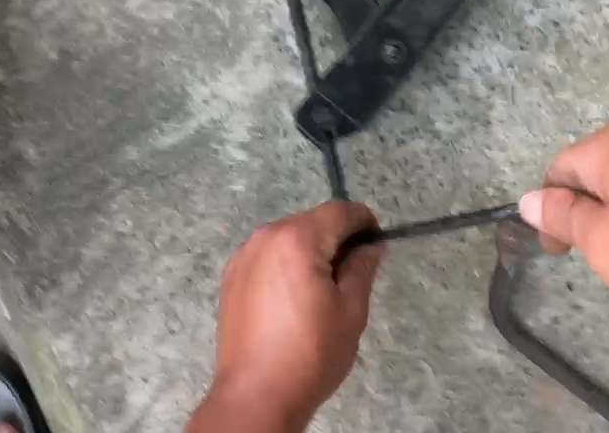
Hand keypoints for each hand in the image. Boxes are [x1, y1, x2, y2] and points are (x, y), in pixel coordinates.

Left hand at [189, 202, 385, 432]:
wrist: (255, 396)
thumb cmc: (310, 354)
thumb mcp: (350, 312)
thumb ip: (362, 269)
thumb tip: (372, 245)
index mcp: (297, 239)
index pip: (339, 212)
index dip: (364, 222)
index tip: (376, 244)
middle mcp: (266, 235)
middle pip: (312, 222)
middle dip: (336, 239)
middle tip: (353, 275)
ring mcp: (244, 253)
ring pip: (289, 237)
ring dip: (310, 252)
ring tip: (322, 292)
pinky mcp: (232, 274)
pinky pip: (268, 255)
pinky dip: (286, 265)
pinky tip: (292, 300)